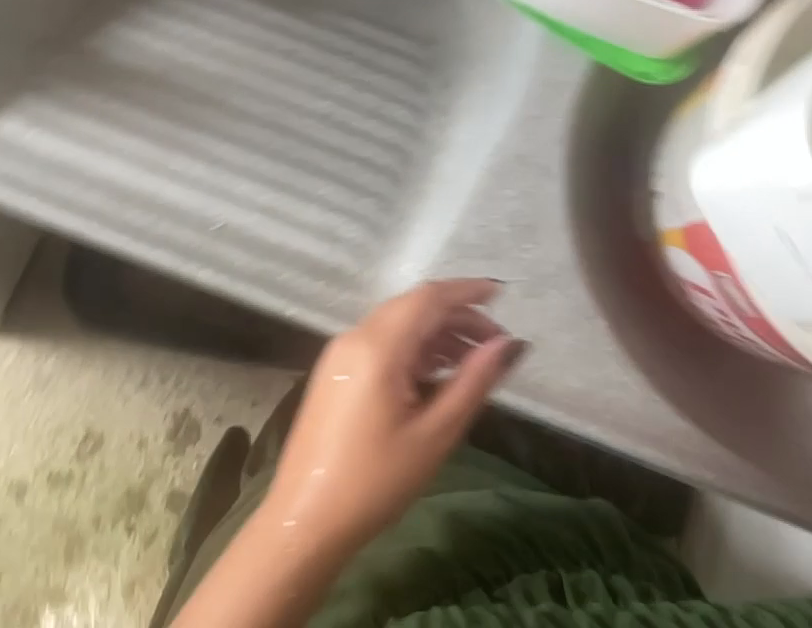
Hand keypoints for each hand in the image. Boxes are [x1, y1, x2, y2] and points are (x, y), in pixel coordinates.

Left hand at [262, 279, 526, 547]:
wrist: (304, 521)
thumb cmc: (375, 481)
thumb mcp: (435, 434)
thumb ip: (473, 382)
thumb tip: (507, 344)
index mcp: (377, 347)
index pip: (428, 298)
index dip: (467, 290)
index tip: (502, 297)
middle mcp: (354, 338)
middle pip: (412, 307)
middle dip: (456, 315)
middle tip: (495, 341)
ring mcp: (339, 355)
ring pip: (396, 324)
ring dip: (436, 333)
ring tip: (472, 361)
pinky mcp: (334, 373)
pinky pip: (380, 343)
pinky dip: (413, 348)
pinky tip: (435, 374)